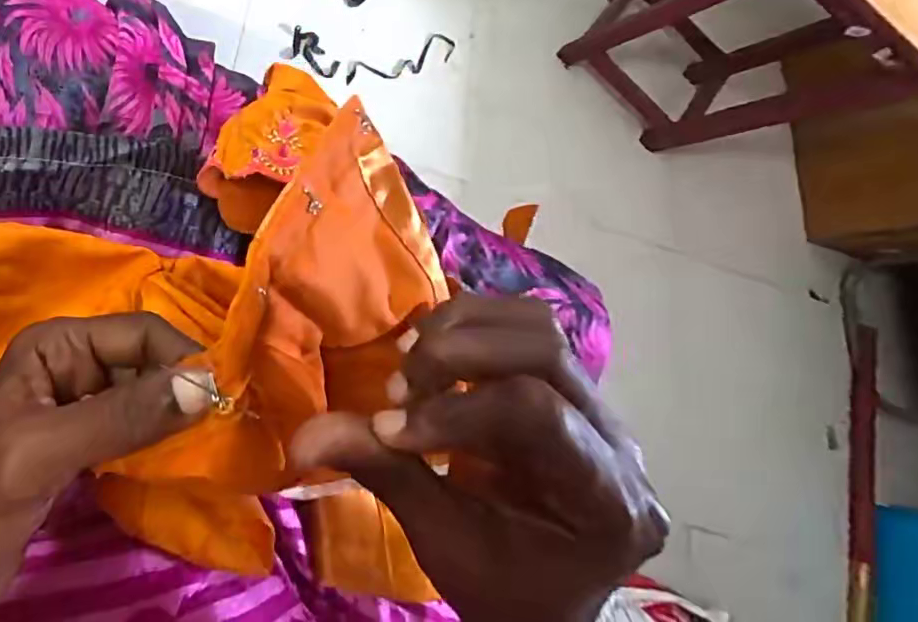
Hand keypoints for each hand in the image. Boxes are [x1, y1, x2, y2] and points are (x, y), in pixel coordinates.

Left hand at [0, 313, 212, 621]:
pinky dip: (159, 447)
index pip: (138, 333)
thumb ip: (121, 417)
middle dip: (184, 390)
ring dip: (177, 421)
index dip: (182, 358)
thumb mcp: (44, 452)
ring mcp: (78, 405)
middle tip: (231, 431)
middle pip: (145, 363)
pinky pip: (133, 433)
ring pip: (144, 398)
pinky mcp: (82, 446)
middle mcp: (71, 362)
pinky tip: (184, 466)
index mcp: (56, 343)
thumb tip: (204, 383)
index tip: (228, 400)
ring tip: (218, 449)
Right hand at [290, 295, 667, 621]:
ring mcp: (598, 405)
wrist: (543, 600)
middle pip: (539, 348)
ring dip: (459, 328)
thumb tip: (300, 437)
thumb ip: (382, 473)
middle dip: (454, 355)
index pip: (534, 412)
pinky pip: (521, 324)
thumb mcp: (440, 540)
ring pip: (533, 323)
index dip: (452, 408)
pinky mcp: (566, 383)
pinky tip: (433, 354)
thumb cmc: (501, 585)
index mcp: (607, 499)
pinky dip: (467, 324)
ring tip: (413, 362)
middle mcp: (617, 440)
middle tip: (398, 387)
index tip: (387, 429)